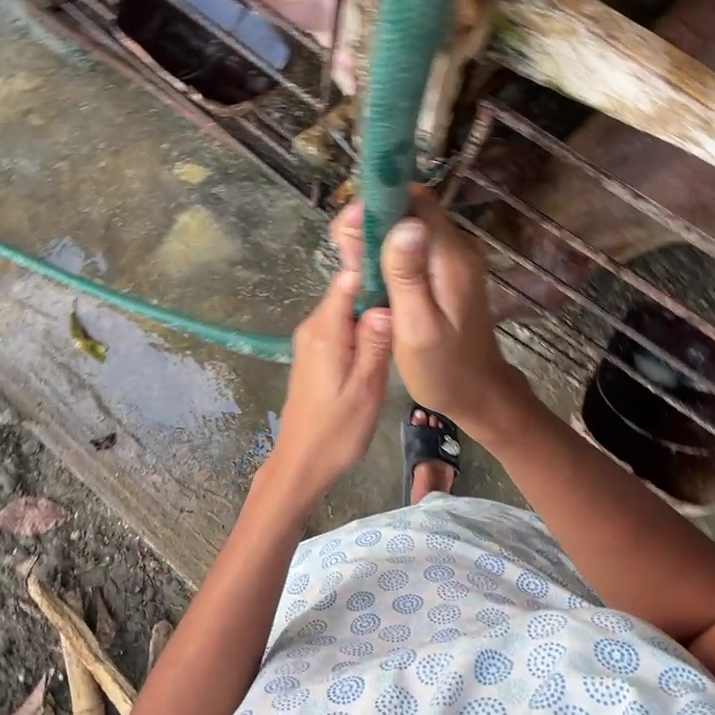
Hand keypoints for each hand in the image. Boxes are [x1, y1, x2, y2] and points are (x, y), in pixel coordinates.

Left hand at [269, 264, 393, 498]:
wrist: (301, 462)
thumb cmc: (335, 431)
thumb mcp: (364, 390)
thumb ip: (374, 344)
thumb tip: (386, 303)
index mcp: (324, 332)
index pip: (347, 280)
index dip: (372, 262)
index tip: (402, 253)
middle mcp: (313, 327)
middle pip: (347, 291)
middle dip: (377, 284)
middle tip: (414, 283)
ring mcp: (312, 339)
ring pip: (346, 307)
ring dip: (371, 305)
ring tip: (406, 302)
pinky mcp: (315, 351)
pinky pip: (341, 324)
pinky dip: (361, 323)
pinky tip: (384, 330)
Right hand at [350, 188, 532, 433]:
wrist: (478, 394)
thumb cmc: (443, 368)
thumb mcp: (417, 327)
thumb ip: (408, 275)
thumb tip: (404, 224)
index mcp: (451, 257)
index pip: (415, 202)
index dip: (379, 204)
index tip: (348, 228)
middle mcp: (456, 248)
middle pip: (409, 209)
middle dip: (371, 221)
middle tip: (343, 251)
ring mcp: (452, 258)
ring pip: (407, 226)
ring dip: (375, 236)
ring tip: (348, 261)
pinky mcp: (445, 270)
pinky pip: (412, 246)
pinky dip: (386, 253)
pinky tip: (367, 273)